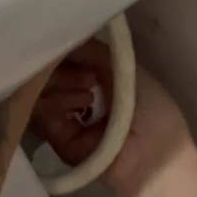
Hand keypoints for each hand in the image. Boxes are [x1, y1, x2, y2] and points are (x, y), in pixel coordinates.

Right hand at [31, 38, 193, 196]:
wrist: (154, 159)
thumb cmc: (153, 111)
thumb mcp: (129, 71)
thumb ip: (96, 52)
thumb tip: (64, 38)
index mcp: (100, 79)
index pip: (69, 58)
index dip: (66, 50)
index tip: (69, 44)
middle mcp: (80, 96)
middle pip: (51, 71)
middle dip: (64, 67)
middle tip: (89, 77)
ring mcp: (68, 118)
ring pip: (42, 90)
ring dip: (62, 85)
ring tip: (88, 93)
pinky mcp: (58, 139)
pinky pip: (42, 114)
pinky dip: (56, 104)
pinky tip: (80, 106)